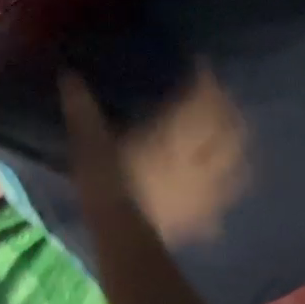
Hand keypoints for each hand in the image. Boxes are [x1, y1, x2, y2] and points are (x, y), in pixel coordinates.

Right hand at [58, 67, 246, 243]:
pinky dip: (226, 183)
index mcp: (174, 136)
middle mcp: (198, 159)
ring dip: (236, 145)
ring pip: (234, 161)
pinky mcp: (202, 214)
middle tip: (221, 98)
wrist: (122, 238)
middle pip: (227, 130)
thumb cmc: (106, 183)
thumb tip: (68, 74)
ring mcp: (205, 189)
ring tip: (230, 136)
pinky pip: (223, 194)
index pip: (201, 102)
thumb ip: (81, 108)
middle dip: (228, 111)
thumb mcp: (87, 141)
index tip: (202, 66)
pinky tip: (221, 184)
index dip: (206, 82)